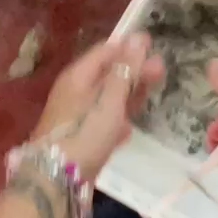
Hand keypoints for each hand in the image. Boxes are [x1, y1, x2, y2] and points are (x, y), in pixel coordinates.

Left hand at [32, 33, 163, 176]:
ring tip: (153, 91)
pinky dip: (118, 120)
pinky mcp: (82, 139)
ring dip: (129, 94)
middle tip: (161, 69)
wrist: (56, 180)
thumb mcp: (109, 99)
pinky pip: (103, 122)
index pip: (105, 51)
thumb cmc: (85, 133)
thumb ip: (125, 70)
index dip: (128, 46)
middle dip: (134, 71)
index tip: (152, 44)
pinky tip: (130, 127)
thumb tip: (138, 37)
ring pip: (107, 99)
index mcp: (78, 76)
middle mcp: (76, 92)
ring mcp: (78, 117)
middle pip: (108, 74)